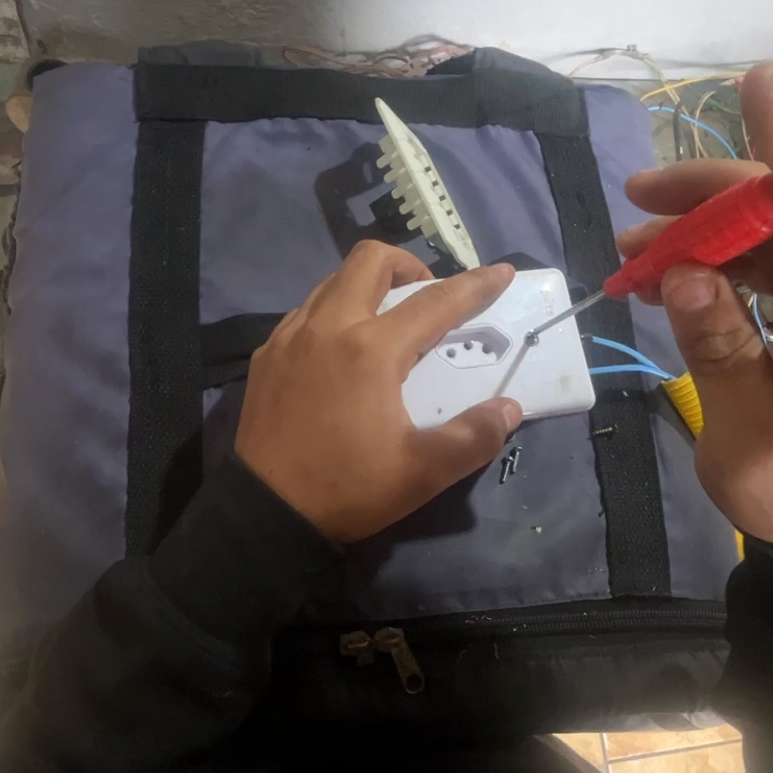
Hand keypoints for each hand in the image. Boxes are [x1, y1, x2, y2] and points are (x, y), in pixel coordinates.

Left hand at [236, 241, 521, 542]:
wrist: (265, 512)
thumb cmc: (347, 489)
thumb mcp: (423, 473)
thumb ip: (473, 437)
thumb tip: (507, 409)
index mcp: (371, 349)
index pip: (435, 302)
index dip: (474, 285)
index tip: (501, 272)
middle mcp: (327, 327)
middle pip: (370, 261)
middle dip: (409, 266)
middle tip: (427, 300)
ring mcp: (289, 338)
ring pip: (333, 281)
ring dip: (367, 287)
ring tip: (385, 323)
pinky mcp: (266, 356)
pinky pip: (305, 311)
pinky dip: (332, 313)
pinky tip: (340, 351)